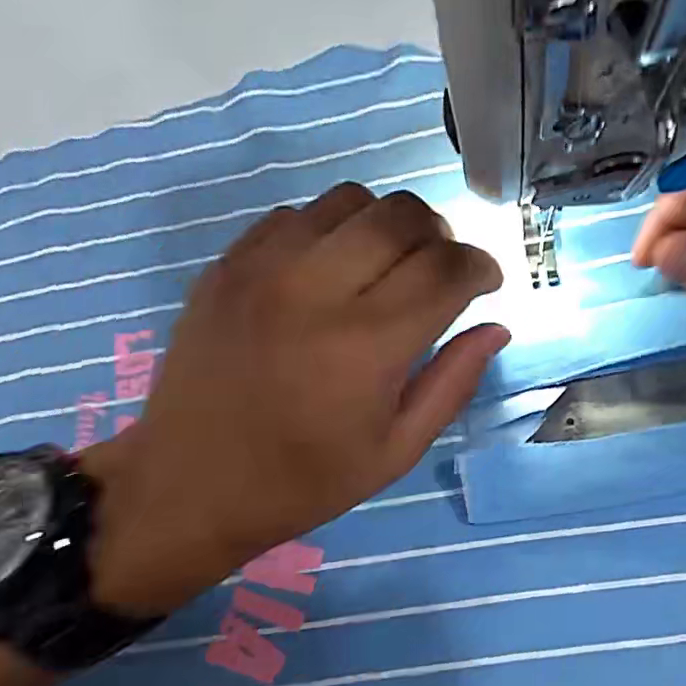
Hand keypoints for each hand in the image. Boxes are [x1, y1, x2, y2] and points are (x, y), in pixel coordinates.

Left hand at [80, 184, 508, 614]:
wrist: (189, 486)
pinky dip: (330, 230)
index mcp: (366, 346)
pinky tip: (330, 271)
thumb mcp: (395, 452)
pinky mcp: (226, 266)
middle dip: (442, 235)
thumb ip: (453, 384)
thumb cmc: (303, 482)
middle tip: (442, 271)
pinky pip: (294, 215)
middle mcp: (316, 290)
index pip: (446, 269)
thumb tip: (496, 328)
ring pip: (349, 200)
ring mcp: (263, 269)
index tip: (487, 283)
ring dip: (387, 225)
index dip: (480, 266)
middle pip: (402, 216)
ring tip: (387, 267)